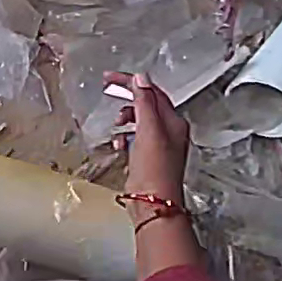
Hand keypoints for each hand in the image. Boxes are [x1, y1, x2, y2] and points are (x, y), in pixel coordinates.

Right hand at [105, 72, 203, 278]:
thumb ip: (144, 103)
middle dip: (128, 96)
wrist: (152, 202)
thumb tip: (140, 78)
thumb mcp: (148, 131)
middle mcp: (169, 131)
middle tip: (107, 89)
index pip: (152, 92)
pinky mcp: (147, 157)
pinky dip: (125, 135)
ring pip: (140, 120)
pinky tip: (118, 143)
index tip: (109, 78)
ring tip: (116, 122)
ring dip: (126, 116)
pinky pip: (134, 137)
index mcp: (174, 122)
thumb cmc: (154, 169)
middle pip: (147, 104)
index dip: (132, 82)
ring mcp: (158, 145)